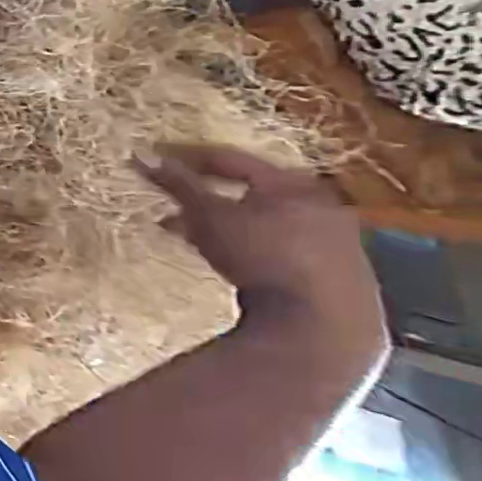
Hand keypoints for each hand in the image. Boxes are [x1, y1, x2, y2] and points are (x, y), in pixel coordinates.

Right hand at [140, 145, 385, 365]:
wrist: (322, 326)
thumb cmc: (258, 256)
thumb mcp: (206, 215)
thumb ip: (176, 183)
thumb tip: (140, 154)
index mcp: (290, 184)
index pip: (228, 158)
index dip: (186, 156)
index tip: (155, 157)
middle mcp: (320, 204)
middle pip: (249, 187)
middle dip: (207, 191)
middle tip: (174, 195)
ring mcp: (338, 241)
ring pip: (265, 217)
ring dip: (225, 219)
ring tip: (189, 230)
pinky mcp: (341, 274)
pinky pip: (283, 242)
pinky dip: (250, 240)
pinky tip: (226, 256)